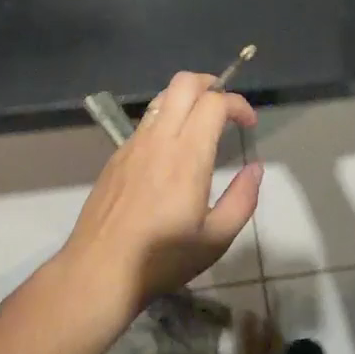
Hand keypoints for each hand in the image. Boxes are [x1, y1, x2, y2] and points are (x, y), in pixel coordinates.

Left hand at [59, 72, 262, 312]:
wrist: (99, 270)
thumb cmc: (162, 258)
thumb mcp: (215, 239)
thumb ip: (242, 199)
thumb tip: (255, 168)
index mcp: (187, 155)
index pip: (214, 102)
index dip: (238, 103)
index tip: (249, 123)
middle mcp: (159, 139)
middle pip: (184, 83)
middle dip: (211, 83)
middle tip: (226, 108)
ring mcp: (133, 144)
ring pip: (162, 97)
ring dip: (186, 98)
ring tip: (201, 123)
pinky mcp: (117, 156)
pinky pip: (146, 121)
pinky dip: (166, 119)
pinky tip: (172, 151)